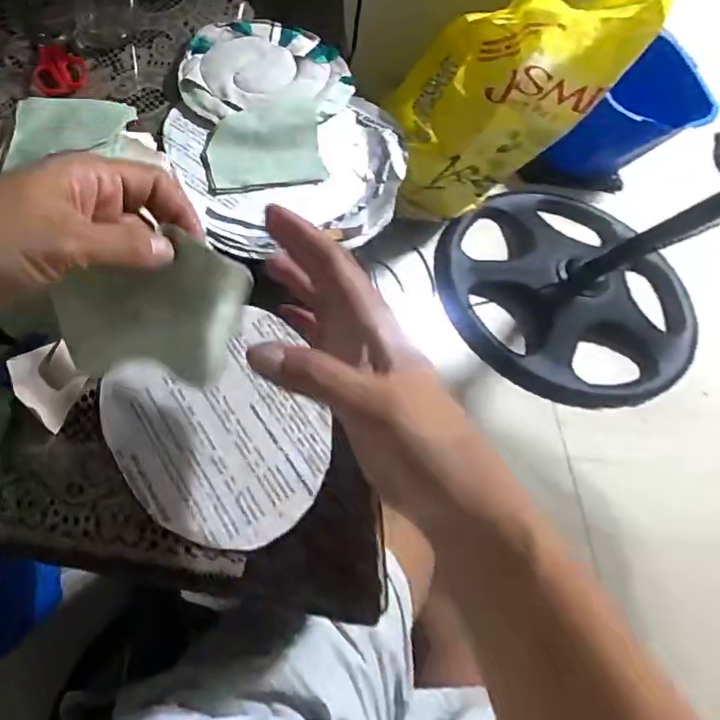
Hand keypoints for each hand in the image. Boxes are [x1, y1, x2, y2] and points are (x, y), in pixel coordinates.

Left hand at [0, 152, 202, 325]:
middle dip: (160, 240)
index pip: (149, 180)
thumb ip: (120, 244)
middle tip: (185, 287)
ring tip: (163, 300)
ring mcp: (57, 227)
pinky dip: (107, 278)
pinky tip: (124, 304)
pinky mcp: (42, 256)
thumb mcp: (63, 240)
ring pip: (111, 239)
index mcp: (83, 174)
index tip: (197, 253)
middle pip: (133, 210)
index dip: (178, 209)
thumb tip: (170, 249)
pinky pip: (87, 262)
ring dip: (135, 263)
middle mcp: (75, 195)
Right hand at [246, 206, 536, 545]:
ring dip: (300, 285)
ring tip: (267, 267)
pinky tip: (280, 328)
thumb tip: (254, 350)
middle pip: (331, 283)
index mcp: (376, 331)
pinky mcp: (353, 392)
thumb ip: (316, 375)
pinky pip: (320, 345)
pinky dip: (299, 327)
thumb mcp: (373, 408)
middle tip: (262, 231)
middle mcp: (368, 338)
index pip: (337, 271)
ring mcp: (362, 365)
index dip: (306, 239)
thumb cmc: (428, 450)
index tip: (271, 213)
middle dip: (301, 252)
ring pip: (327, 310)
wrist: (466, 506)